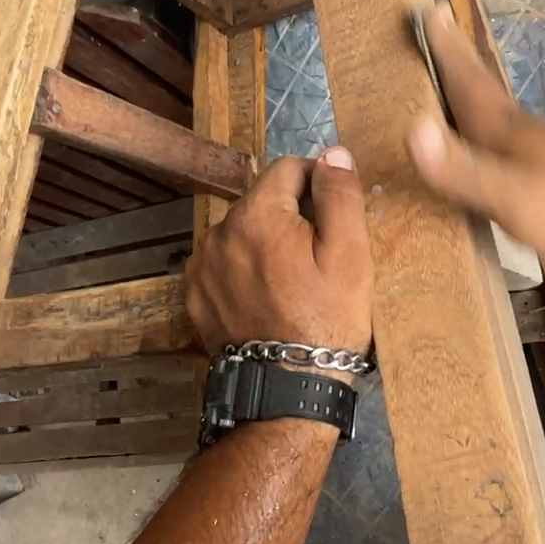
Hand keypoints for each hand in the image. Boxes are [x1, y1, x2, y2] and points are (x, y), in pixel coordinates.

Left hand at [185, 148, 373, 371]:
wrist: (285, 390)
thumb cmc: (325, 319)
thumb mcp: (350, 255)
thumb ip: (340, 195)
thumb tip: (333, 154)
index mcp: (256, 214)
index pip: (288, 168)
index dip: (319, 182)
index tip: (336, 214)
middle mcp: (218, 231)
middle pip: (263, 201)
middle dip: (292, 214)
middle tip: (319, 255)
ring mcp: (201, 265)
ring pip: (242, 232)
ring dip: (266, 241)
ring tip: (292, 280)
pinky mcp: (194, 295)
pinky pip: (224, 263)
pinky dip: (244, 268)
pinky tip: (266, 295)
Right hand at [407, 0, 544, 267]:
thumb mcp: (510, 194)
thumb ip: (462, 168)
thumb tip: (412, 127)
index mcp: (506, 132)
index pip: (468, 82)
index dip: (447, 48)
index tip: (432, 4)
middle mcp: (525, 132)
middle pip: (485, 88)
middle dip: (460, 58)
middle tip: (443, 22)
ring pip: (500, 113)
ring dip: (478, 92)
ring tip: (461, 84)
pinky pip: (513, 142)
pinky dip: (495, 131)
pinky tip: (499, 150)